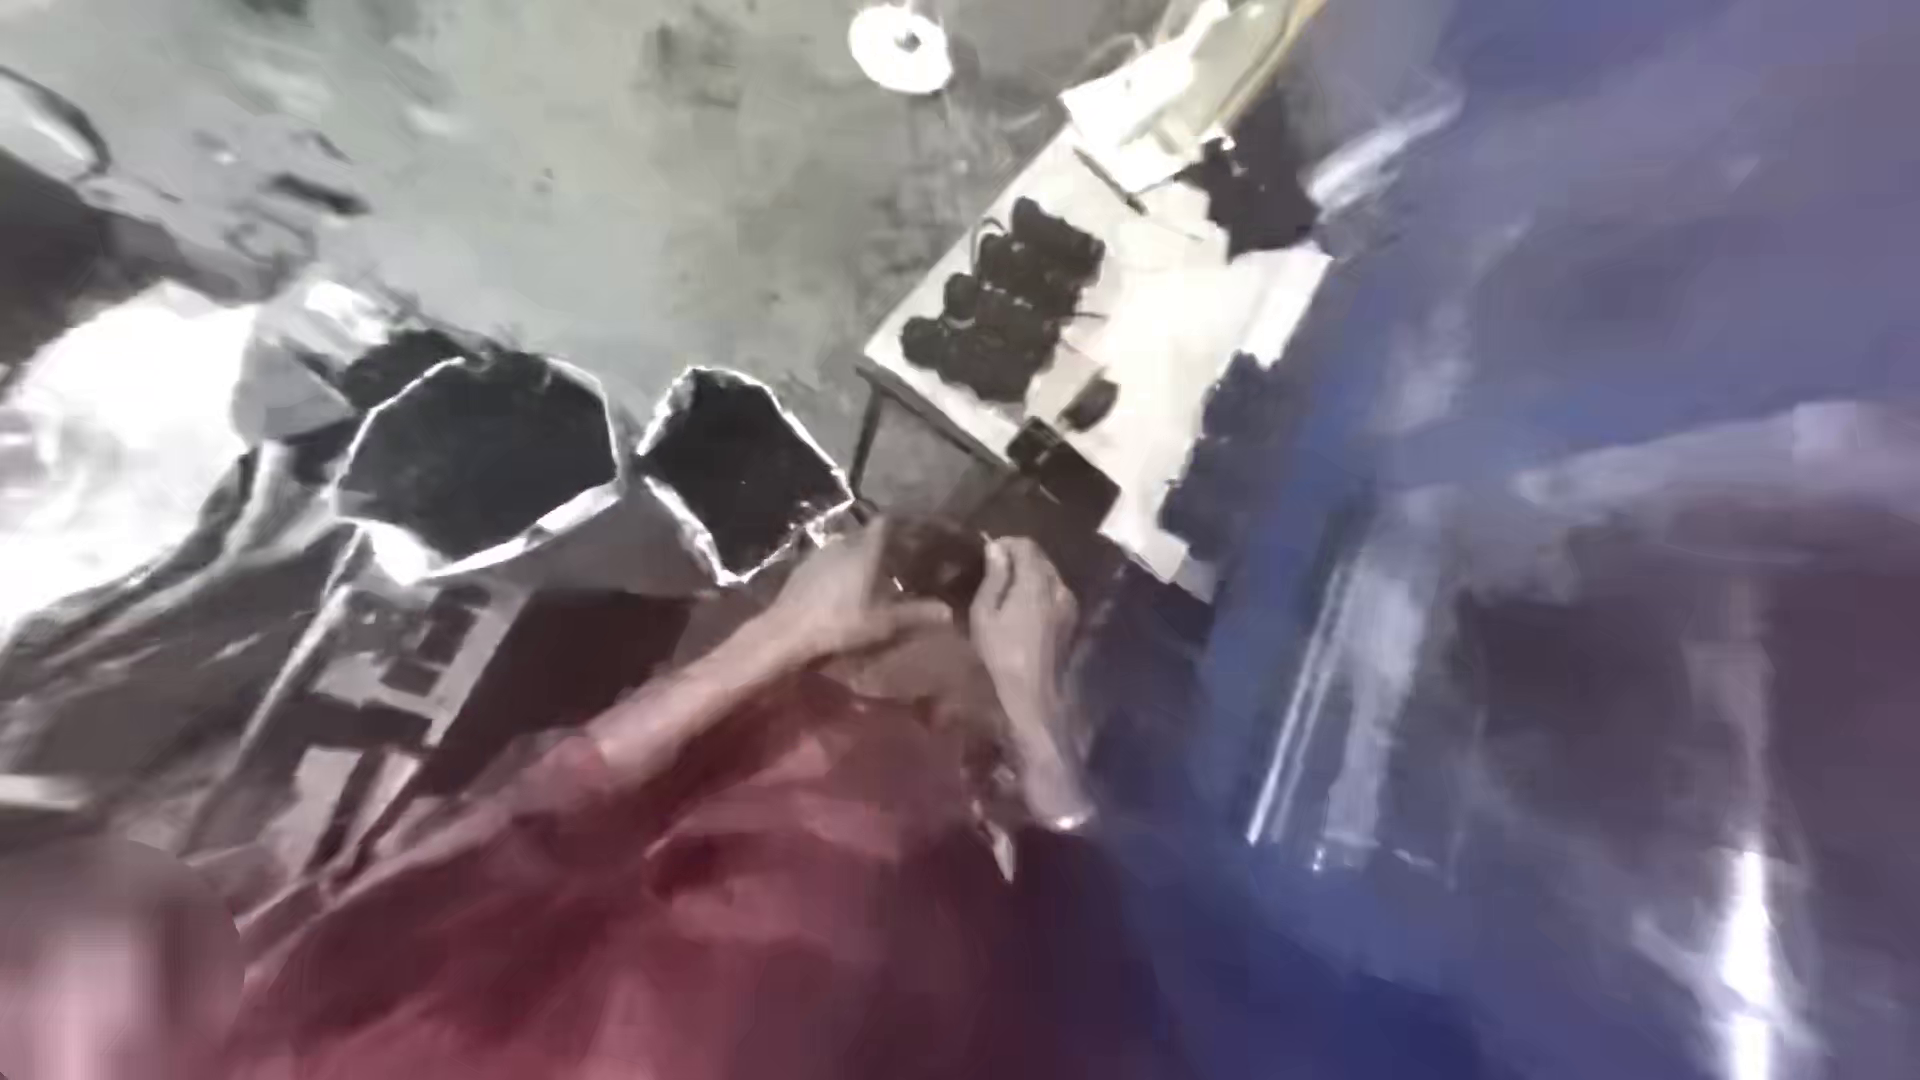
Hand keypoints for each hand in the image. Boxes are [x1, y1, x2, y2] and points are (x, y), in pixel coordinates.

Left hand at [760, 520, 950, 662]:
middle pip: (874, 533)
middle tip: (910, 556)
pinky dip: (851, 564)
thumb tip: (949, 612)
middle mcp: (844, 543)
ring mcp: (821, 553)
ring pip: (854, 545)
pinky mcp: (805, 567)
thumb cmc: (838, 624)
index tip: (926, 531)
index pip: (891, 522)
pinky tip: (852, 585)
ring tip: (883, 572)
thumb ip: (918, 614)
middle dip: (894, 541)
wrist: (784, 633)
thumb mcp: (884, 624)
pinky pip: (836, 557)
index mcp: (865, 549)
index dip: (910, 523)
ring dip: (870, 553)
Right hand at [969, 537, 1077, 718]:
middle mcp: (1059, 587)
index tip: (988, 553)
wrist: (1034, 694)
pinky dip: (1039, 589)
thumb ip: (994, 577)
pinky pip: (1055, 591)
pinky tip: (1023, 607)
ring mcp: (1069, 604)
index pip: (1027, 545)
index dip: (1007, 543)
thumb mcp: (985, 614)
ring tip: (1007, 589)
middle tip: (995, 571)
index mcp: (1036, 582)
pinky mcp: (1071, 619)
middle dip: (1019, 557)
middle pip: (1041, 558)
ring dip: (1030, 573)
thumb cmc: (1001, 654)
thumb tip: (997, 547)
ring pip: (1050, 574)